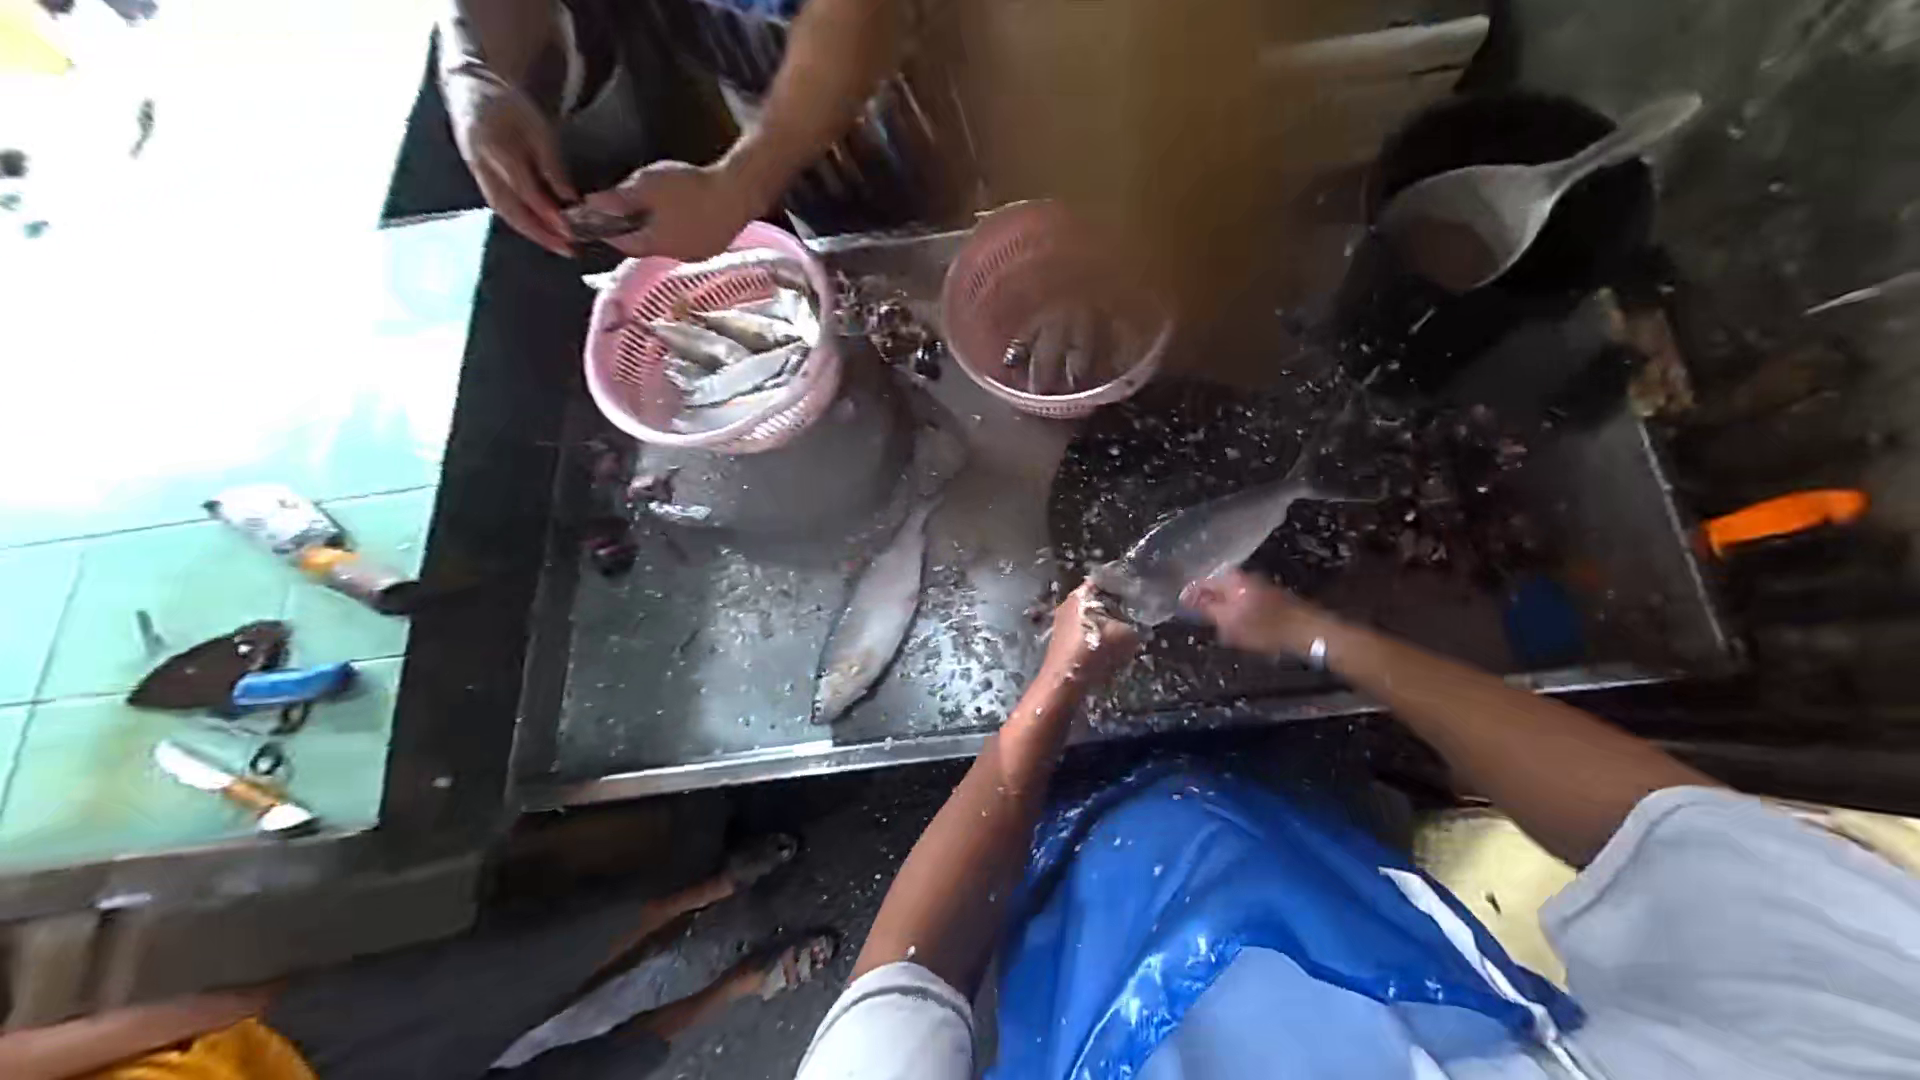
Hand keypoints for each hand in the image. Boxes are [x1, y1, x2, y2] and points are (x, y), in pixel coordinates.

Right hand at [445, 70, 576, 255]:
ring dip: (534, 235)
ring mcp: (477, 174)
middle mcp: (480, 163)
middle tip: (569, 249)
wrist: (475, 92)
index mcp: (492, 143)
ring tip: (562, 248)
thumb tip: (572, 199)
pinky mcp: (481, 182)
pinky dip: (525, 226)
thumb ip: (553, 165)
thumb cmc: (513, 109)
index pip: (521, 185)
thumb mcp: (539, 129)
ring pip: (504, 212)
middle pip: (508, 207)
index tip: (568, 229)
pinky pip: (503, 209)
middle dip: (540, 233)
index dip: (544, 210)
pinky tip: (547, 237)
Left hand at [582, 159, 767, 260]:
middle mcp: (675, 256)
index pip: (622, 245)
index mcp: (655, 244)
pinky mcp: (714, 248)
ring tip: (658, 212)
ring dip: (659, 232)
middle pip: (647, 247)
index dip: (608, 232)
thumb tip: (589, 205)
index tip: (597, 220)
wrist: (737, 194)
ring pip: (669, 245)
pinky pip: (689, 243)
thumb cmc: (690, 189)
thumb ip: (618, 198)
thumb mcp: (647, 186)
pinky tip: (684, 216)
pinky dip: (680, 232)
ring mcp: (698, 254)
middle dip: (635, 231)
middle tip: (628, 211)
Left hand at [1039, 582, 1137, 687]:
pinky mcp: (1061, 637)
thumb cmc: (1093, 652)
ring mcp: (1062, 620)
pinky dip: (1096, 633)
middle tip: (1136, 612)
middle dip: (1116, 605)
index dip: (1124, 585)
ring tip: (1125, 629)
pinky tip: (1108, 644)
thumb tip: (1145, 619)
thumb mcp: (1127, 635)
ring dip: (1107, 621)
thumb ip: (1138, 623)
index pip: (1106, 580)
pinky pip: (1084, 628)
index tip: (1140, 592)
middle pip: (1098, 598)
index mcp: (1082, 594)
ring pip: (1091, 614)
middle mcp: (1069, 602)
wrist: (1064, 681)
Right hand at [1180, 570, 1330, 657]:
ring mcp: (1259, 586)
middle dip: (1206, 601)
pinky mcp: (1271, 598)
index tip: (1179, 607)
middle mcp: (1245, 577)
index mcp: (1232, 579)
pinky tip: (1239, 626)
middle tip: (1198, 618)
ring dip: (1223, 608)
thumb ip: (1206, 609)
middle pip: (1216, 587)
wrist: (1308, 632)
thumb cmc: (1265, 628)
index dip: (1188, 595)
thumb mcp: (1229, 622)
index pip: (1200, 582)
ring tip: (1219, 626)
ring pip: (1231, 595)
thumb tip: (1186, 599)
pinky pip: (1244, 602)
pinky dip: (1237, 612)